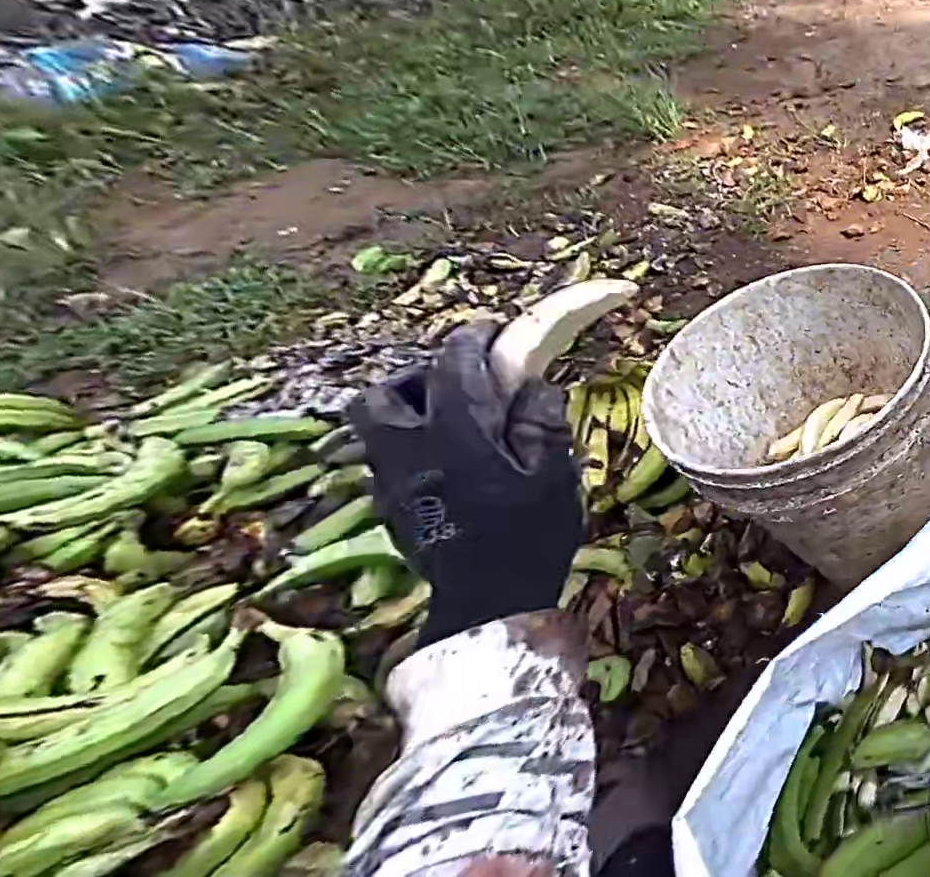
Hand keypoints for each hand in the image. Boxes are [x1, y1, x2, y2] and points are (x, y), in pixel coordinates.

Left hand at [349, 321, 583, 645]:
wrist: (491, 599)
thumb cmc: (532, 533)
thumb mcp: (556, 473)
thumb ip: (541, 421)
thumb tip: (532, 384)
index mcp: (458, 437)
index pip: (452, 368)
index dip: (471, 339)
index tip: (491, 329)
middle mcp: (410, 451)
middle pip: (385, 392)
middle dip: (422, 373)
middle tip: (463, 380)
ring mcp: (390, 479)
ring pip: (373, 422)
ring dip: (408, 404)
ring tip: (452, 414)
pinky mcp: (387, 502)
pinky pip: (385, 451)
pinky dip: (411, 436)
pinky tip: (449, 454)